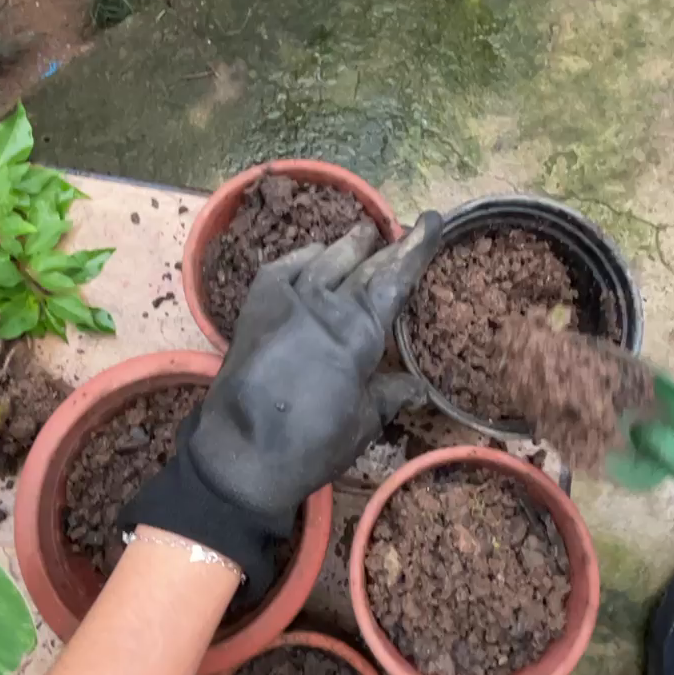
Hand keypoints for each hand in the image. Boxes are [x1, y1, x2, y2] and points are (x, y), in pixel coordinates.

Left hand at [120, 213, 442, 592]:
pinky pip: (284, 267)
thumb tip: (419, 387)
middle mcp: (327, 306)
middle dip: (386, 246)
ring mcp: (288, 301)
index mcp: (361, 334)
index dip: (416, 249)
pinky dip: (304, 255)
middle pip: (364, 266)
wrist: (242, 453)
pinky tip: (316, 253)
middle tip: (403, 231)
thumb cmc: (311, 446)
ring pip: (325, 259)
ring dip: (348, 245)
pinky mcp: (256, 306)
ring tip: (365, 232)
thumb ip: (389, 395)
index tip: (431, 221)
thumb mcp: (362, 423)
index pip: (395, 279)